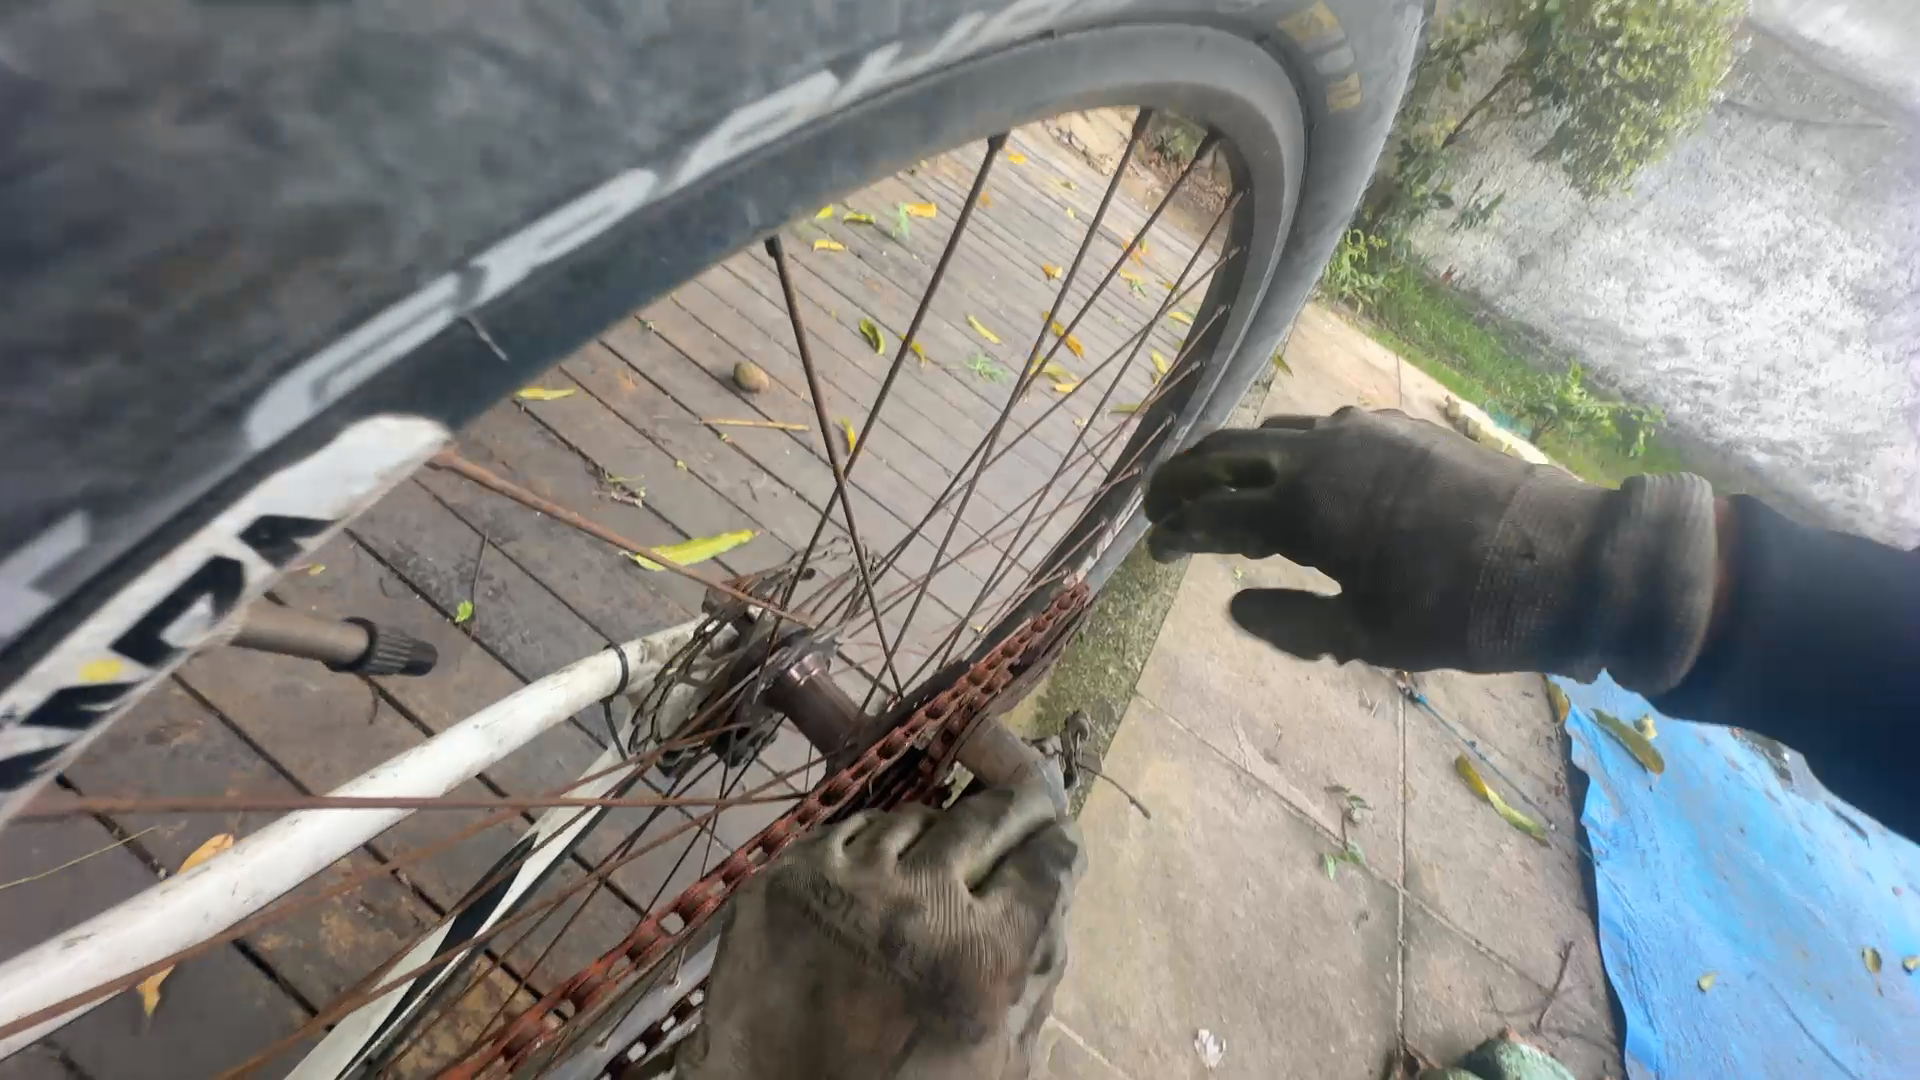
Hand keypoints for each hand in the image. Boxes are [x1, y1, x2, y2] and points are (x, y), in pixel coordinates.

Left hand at [680, 780, 1082, 1079]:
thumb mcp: (990, 1062)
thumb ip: (1032, 983)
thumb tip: (1058, 901)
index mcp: (979, 961)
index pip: (1044, 866)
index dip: (1059, 846)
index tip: (1059, 837)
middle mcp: (919, 903)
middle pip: (988, 817)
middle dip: (1019, 805)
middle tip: (1028, 801)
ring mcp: (849, 878)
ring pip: (917, 818)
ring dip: (938, 832)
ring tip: (939, 854)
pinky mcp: (790, 872)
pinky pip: (855, 830)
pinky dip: (875, 844)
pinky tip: (878, 869)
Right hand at [1144, 408, 1717, 693]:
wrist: (1575, 560)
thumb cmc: (1463, 610)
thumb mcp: (1367, 636)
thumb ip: (1287, 620)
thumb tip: (1233, 606)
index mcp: (1302, 508)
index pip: (1208, 514)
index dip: (1172, 533)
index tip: (1153, 550)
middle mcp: (1317, 455)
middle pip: (1219, 452)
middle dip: (1179, 478)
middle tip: (1159, 506)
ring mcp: (1356, 432)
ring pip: (1265, 434)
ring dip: (1228, 460)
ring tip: (1216, 490)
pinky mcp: (1391, 427)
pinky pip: (1313, 429)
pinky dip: (1281, 452)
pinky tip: (1294, 478)